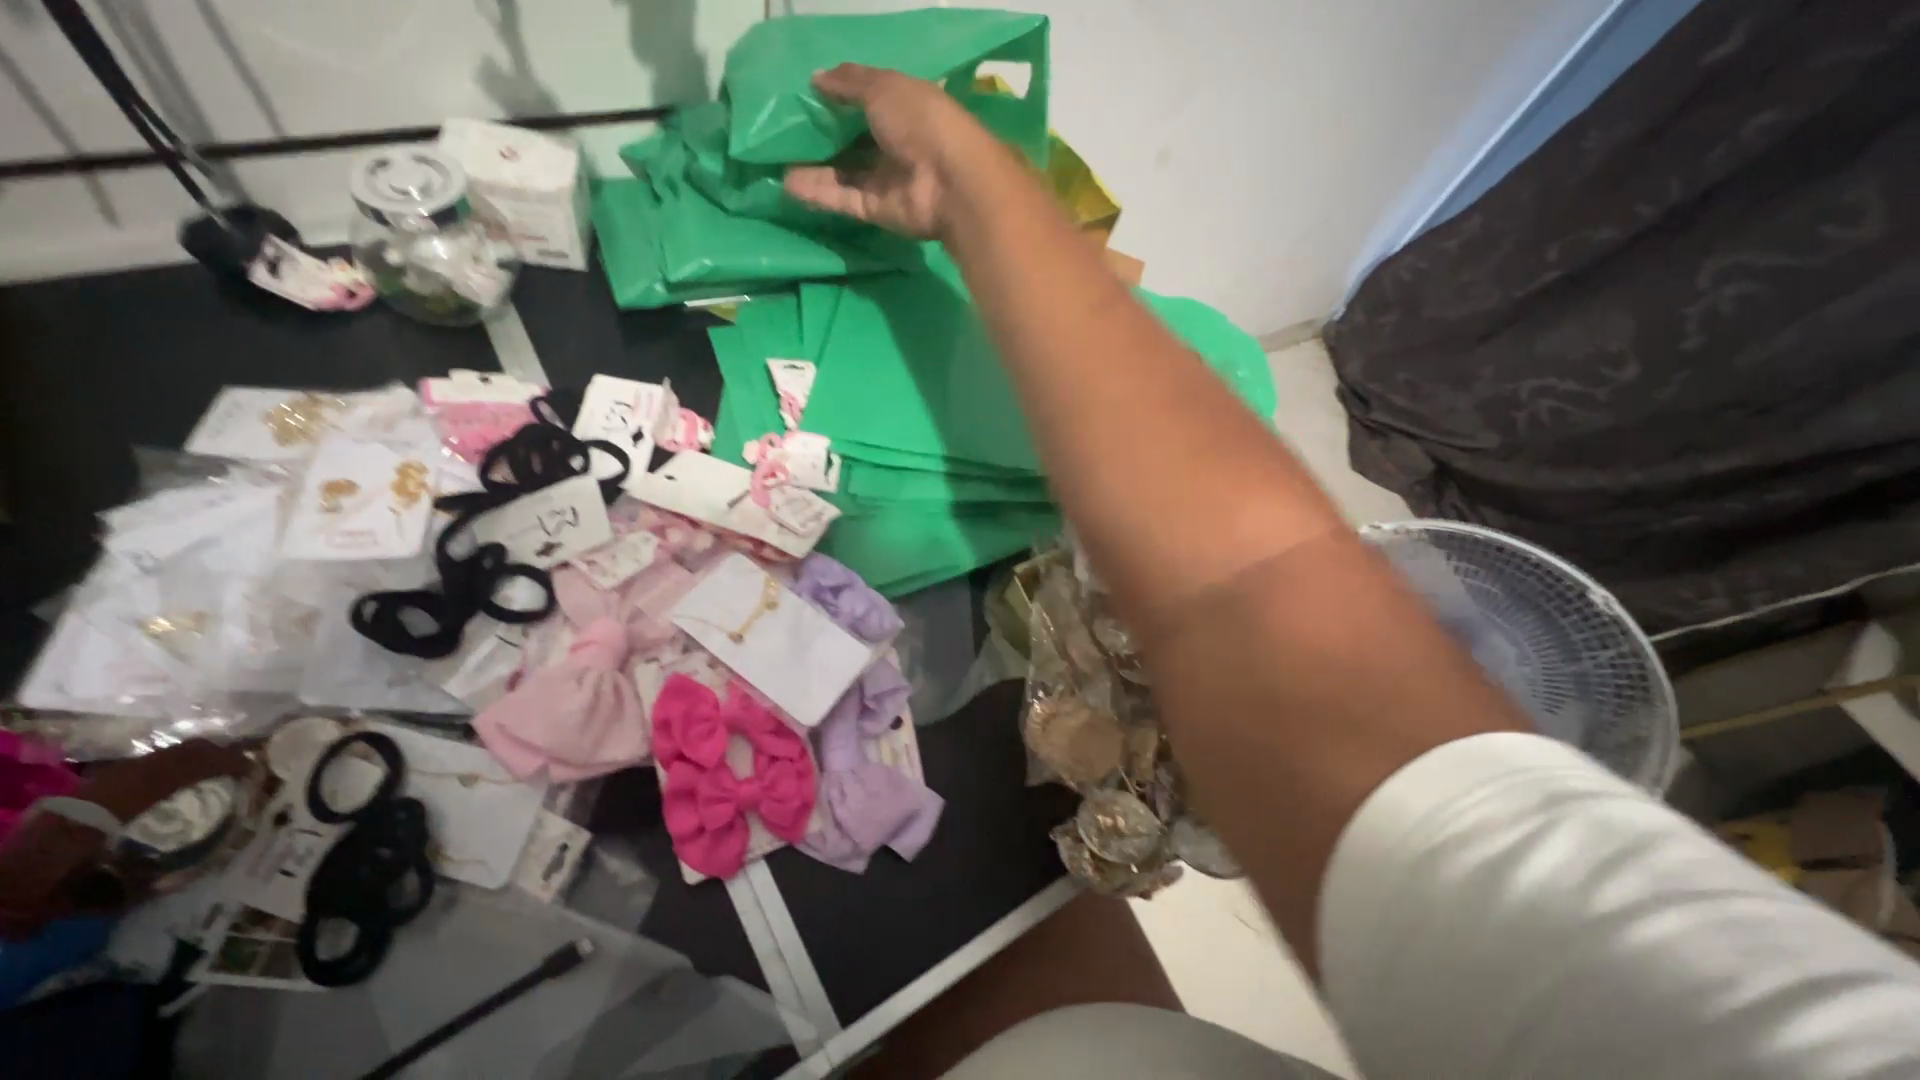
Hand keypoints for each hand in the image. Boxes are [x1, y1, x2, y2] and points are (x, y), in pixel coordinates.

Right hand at [783, 64, 981, 238]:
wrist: (950, 182)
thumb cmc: (921, 123)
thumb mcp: (884, 88)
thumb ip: (850, 82)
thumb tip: (816, 78)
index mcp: (903, 110)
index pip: (866, 103)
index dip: (837, 99)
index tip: (804, 97)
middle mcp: (894, 145)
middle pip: (851, 141)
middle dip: (820, 137)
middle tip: (782, 131)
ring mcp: (885, 180)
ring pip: (842, 174)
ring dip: (811, 168)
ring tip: (775, 161)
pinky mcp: (876, 209)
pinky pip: (842, 199)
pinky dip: (817, 193)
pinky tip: (787, 184)